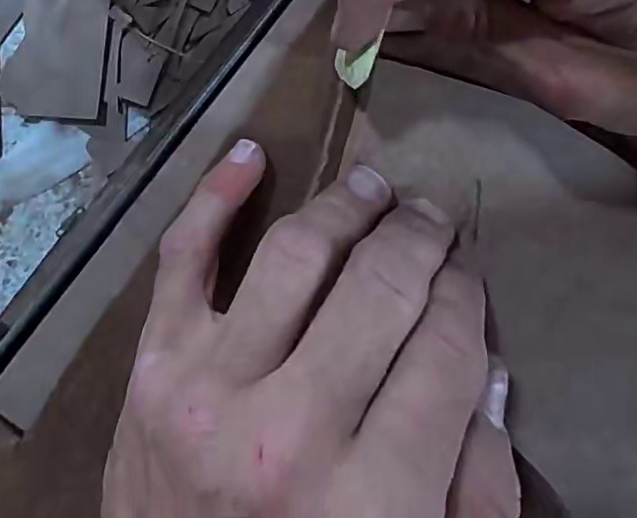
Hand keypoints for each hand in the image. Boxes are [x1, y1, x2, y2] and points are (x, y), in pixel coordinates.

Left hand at [104, 139, 518, 516]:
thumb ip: (473, 488)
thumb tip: (485, 365)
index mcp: (370, 505)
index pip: (445, 353)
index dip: (466, 298)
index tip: (465, 277)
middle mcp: (286, 435)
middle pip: (379, 289)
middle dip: (419, 239)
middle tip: (431, 219)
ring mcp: (207, 390)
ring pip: (295, 254)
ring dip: (345, 206)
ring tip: (373, 187)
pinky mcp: (151, 368)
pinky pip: (183, 258)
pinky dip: (214, 196)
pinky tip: (252, 154)